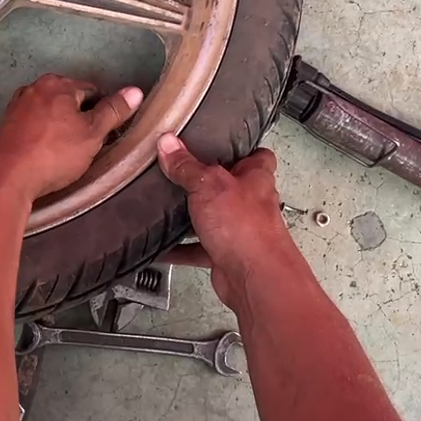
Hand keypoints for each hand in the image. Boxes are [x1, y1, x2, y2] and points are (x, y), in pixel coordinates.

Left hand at [0, 75, 142, 202]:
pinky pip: (34, 126)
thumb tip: (135, 91)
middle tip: (88, 145)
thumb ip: (113, 111)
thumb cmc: (54, 153)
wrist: (7, 178)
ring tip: (67, 153)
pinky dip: (43, 136)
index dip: (104, 111)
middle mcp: (34, 88)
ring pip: (50, 113)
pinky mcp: (6, 127)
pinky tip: (47, 155)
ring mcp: (17, 107)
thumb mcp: (92, 133)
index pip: (92, 91)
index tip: (106, 133)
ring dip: (61, 128)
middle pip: (69, 100)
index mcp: (57, 84)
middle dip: (81, 119)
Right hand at [156, 134, 296, 309]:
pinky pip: (197, 249)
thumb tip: (169, 145)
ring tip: (167, 206)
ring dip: (192, 216)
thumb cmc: (248, 229)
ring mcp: (237, 230)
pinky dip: (179, 249)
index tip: (225, 142)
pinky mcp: (224, 254)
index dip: (244, 149)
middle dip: (207, 183)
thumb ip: (186, 166)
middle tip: (183, 173)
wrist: (254, 278)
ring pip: (212, 218)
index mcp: (255, 178)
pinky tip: (162, 246)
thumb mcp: (209, 185)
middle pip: (229, 187)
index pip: (258, 156)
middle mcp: (249, 204)